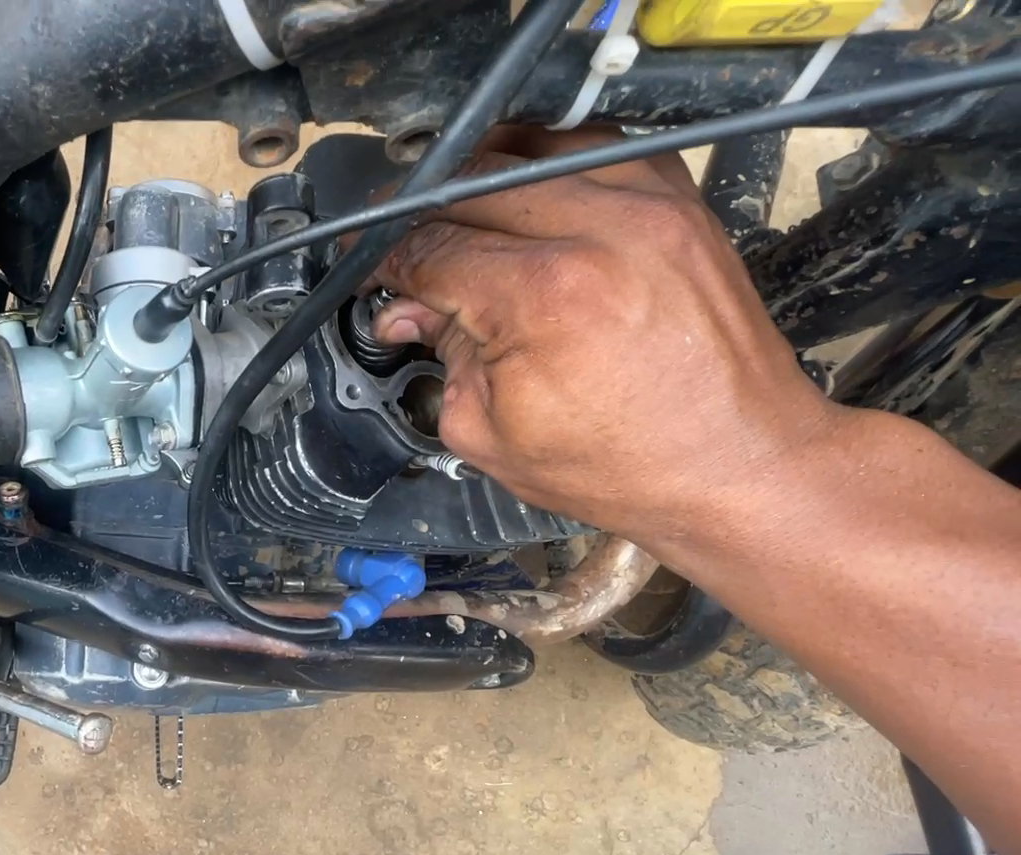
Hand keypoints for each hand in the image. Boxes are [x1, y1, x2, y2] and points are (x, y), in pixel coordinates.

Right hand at [367, 128, 843, 544]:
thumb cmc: (620, 464)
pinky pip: (593, 149)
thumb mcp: (485, 430)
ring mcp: (652, 207)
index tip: (368, 269)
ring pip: (530, 147)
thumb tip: (404, 311)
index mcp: (542, 297)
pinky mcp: (681, 204)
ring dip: (476, 177)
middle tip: (394, 244)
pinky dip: (543, 165)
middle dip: (416, 215)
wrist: (731, 462)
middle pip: (471, 184)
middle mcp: (603, 232)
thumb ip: (439, 355)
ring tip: (450, 215)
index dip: (384, 259)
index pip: (431, 248)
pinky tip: (520, 198)